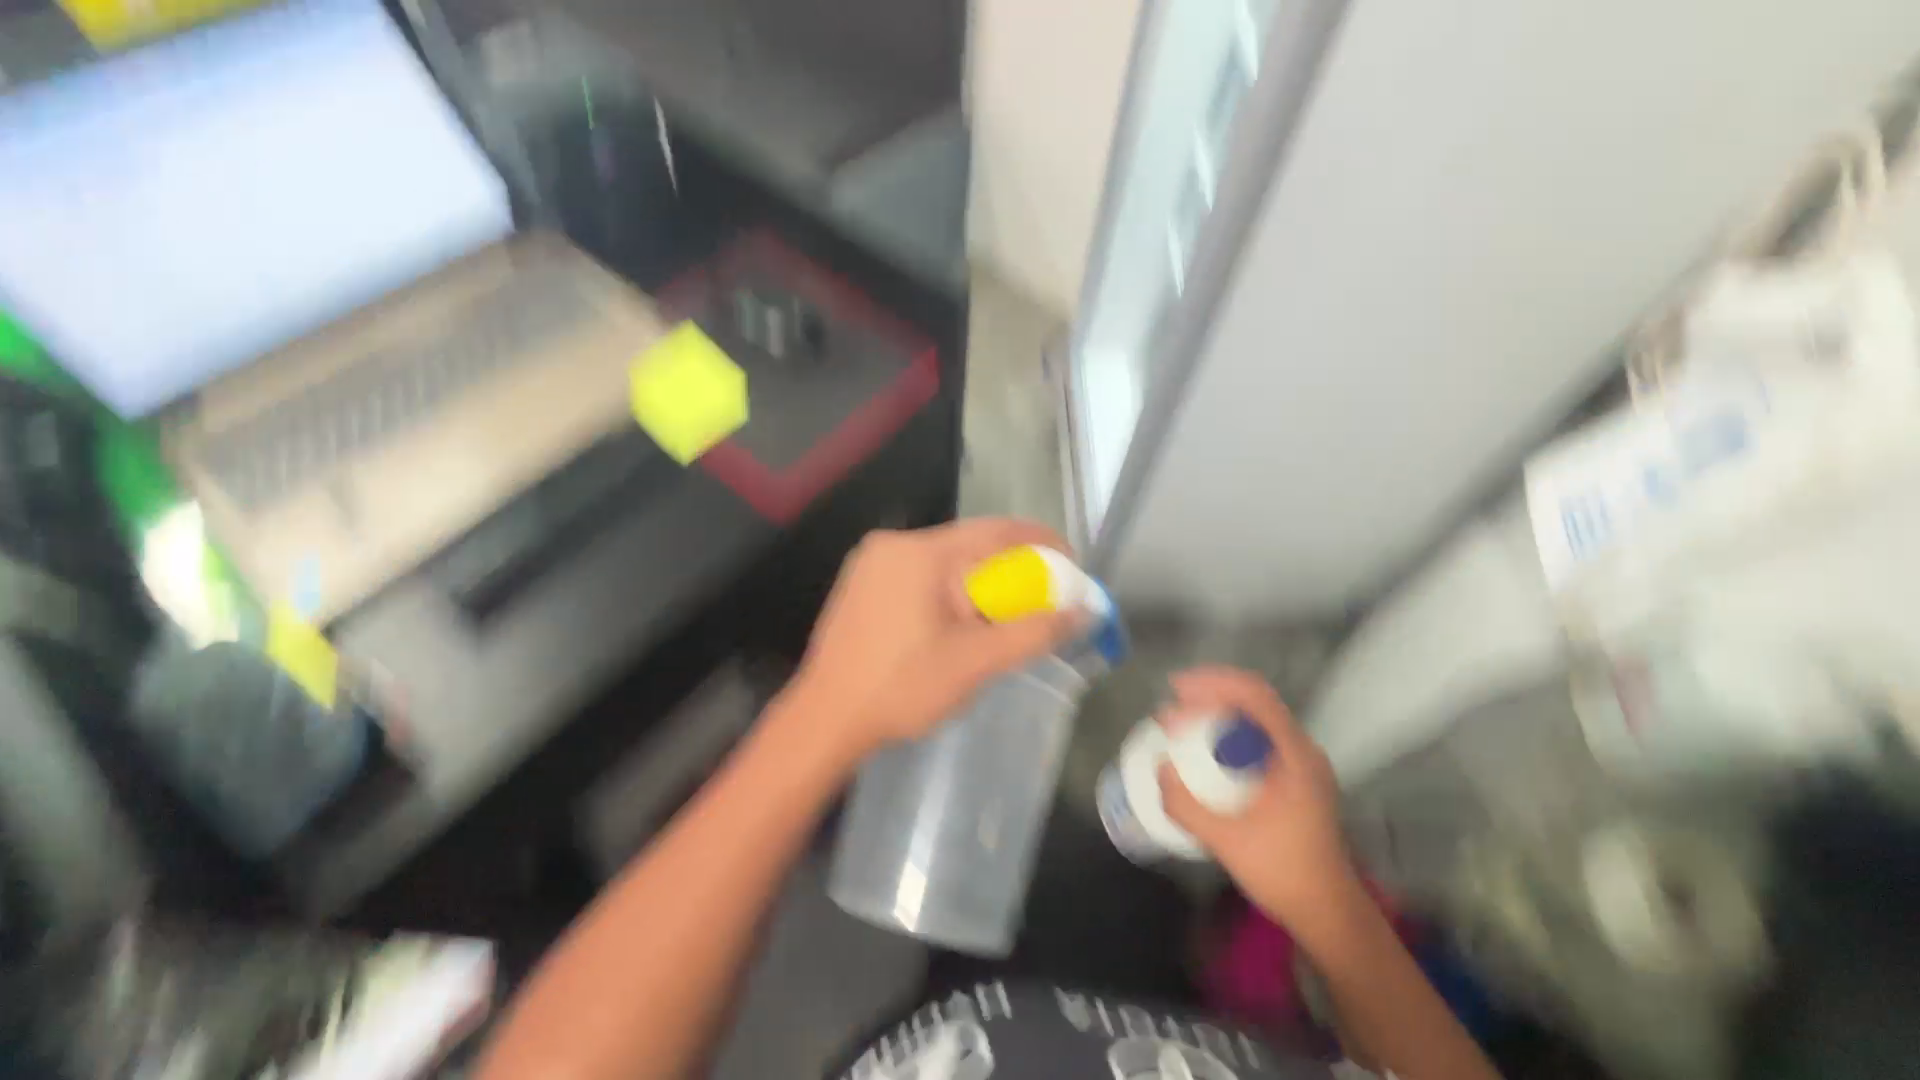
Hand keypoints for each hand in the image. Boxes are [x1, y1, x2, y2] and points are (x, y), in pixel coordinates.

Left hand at [783, 519, 1080, 769]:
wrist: (824, 721)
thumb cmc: (901, 689)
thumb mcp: (976, 663)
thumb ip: (1033, 633)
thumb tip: (1083, 612)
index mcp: (920, 553)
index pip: (995, 530)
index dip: (1040, 542)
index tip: (1070, 563)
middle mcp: (892, 545)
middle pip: (969, 545)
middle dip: (1010, 569)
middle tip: (1040, 600)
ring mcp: (870, 564)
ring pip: (943, 562)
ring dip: (979, 583)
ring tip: (1003, 617)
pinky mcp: (860, 586)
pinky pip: (918, 577)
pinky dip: (948, 592)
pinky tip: (958, 625)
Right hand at [1157, 667, 1364, 932]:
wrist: (1327, 912)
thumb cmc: (1283, 872)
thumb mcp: (1226, 840)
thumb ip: (1186, 805)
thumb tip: (1159, 770)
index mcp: (1295, 756)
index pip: (1255, 697)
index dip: (1214, 683)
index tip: (1176, 689)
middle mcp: (1302, 752)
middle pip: (1256, 703)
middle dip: (1209, 697)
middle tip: (1171, 710)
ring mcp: (1302, 766)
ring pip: (1257, 722)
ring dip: (1218, 717)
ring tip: (1181, 727)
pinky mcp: (1296, 782)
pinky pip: (1259, 743)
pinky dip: (1229, 738)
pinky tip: (1205, 755)